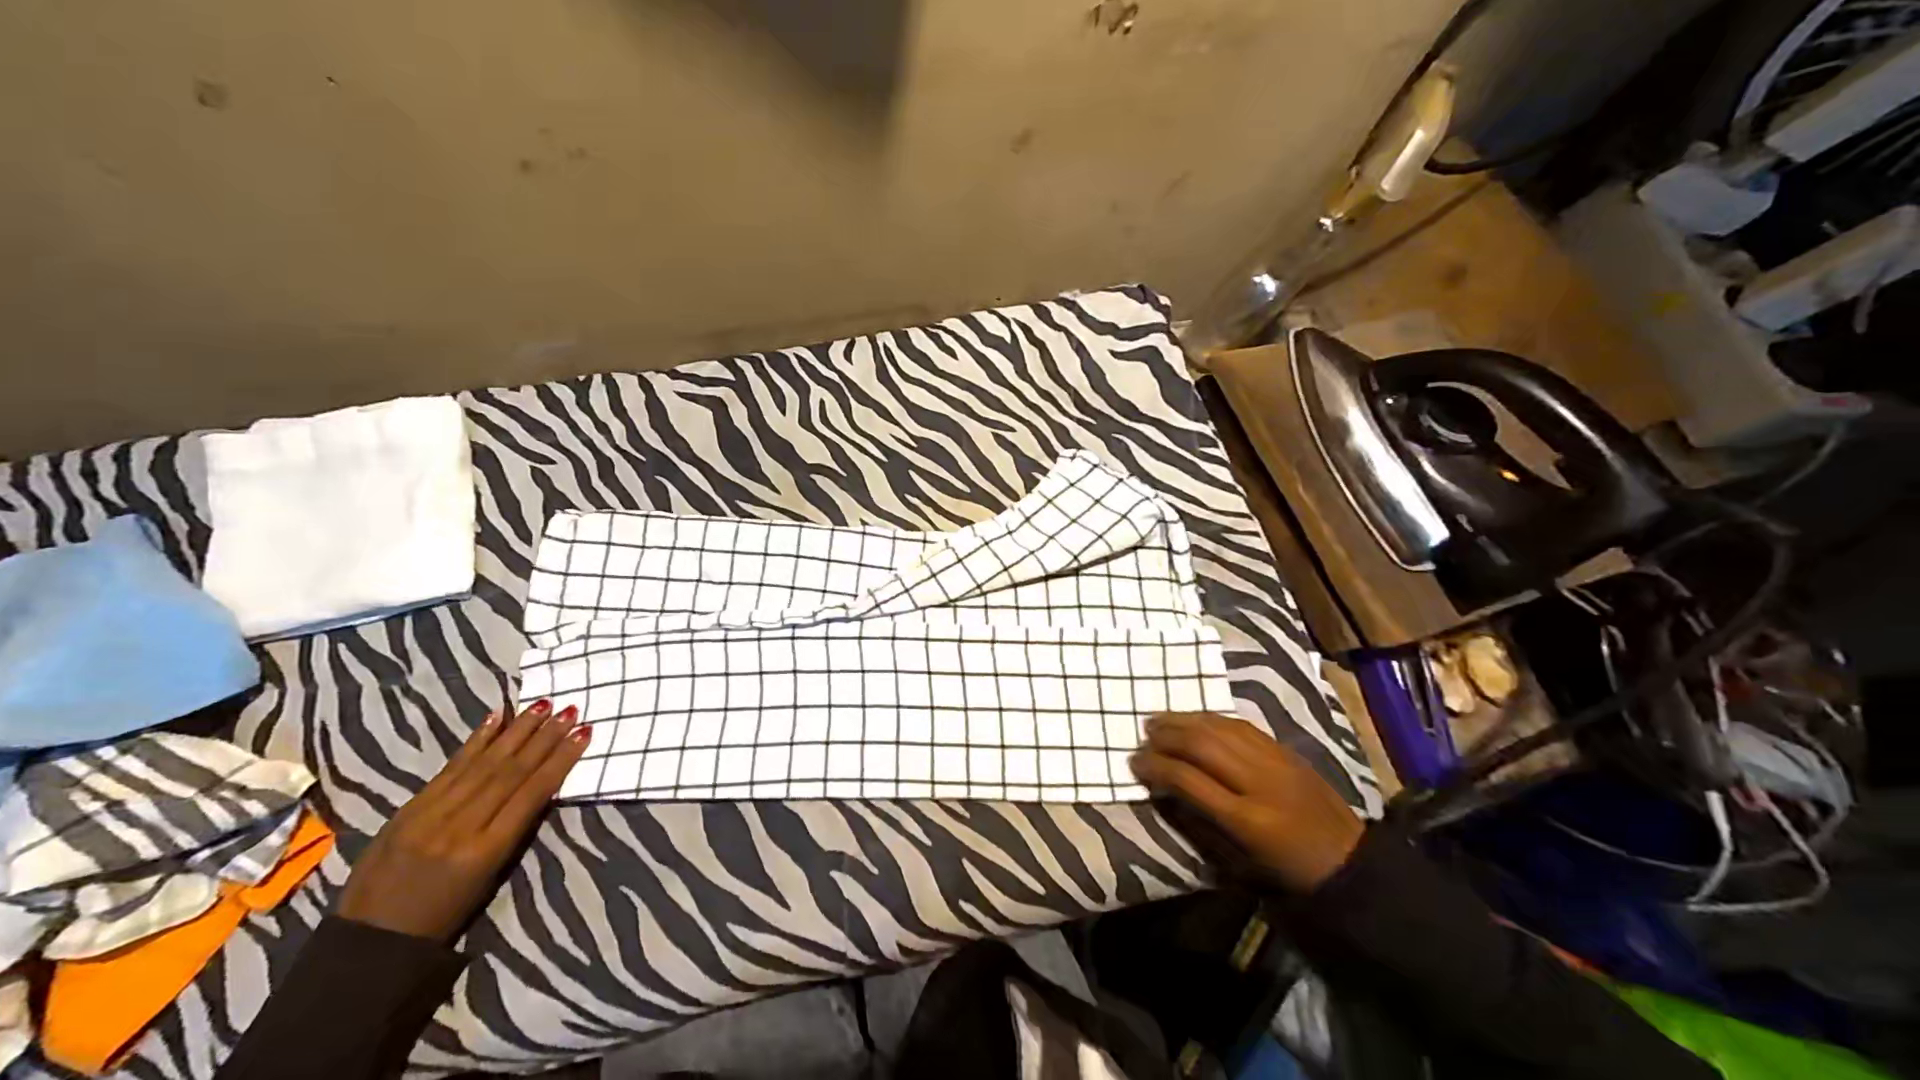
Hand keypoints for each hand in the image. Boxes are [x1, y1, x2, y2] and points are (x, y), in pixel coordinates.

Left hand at [337, 700, 589, 940]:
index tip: (584, 732)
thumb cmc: (444, 917)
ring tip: (542, 705)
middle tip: (570, 708)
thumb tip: (539, 787)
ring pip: (483, 763)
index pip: (532, 793)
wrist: (367, 941)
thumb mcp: (489, 879)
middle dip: (544, 737)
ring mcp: (430, 814)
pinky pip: (450, 768)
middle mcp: (460, 826)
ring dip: (517, 731)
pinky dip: (476, 741)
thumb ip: (511, 831)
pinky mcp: (408, 809)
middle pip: (510, 771)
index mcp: (486, 851)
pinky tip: (495, 719)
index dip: (560, 760)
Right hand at [1131, 711, 1363, 891]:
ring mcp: (1275, 761)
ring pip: (1220, 728)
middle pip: (1201, 744)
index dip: (1156, 767)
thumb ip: (1198, 821)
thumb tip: (1164, 788)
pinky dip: (1211, 719)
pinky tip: (1195, 720)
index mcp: (1246, 819)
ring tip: (1160, 721)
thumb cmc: (1284, 873)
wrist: (1348, 862)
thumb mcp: (1237, 861)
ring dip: (1184, 720)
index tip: (1135, 764)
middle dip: (1166, 736)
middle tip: (1144, 738)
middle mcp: (1259, 782)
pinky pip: (1241, 725)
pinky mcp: (1286, 751)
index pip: (1187, 779)